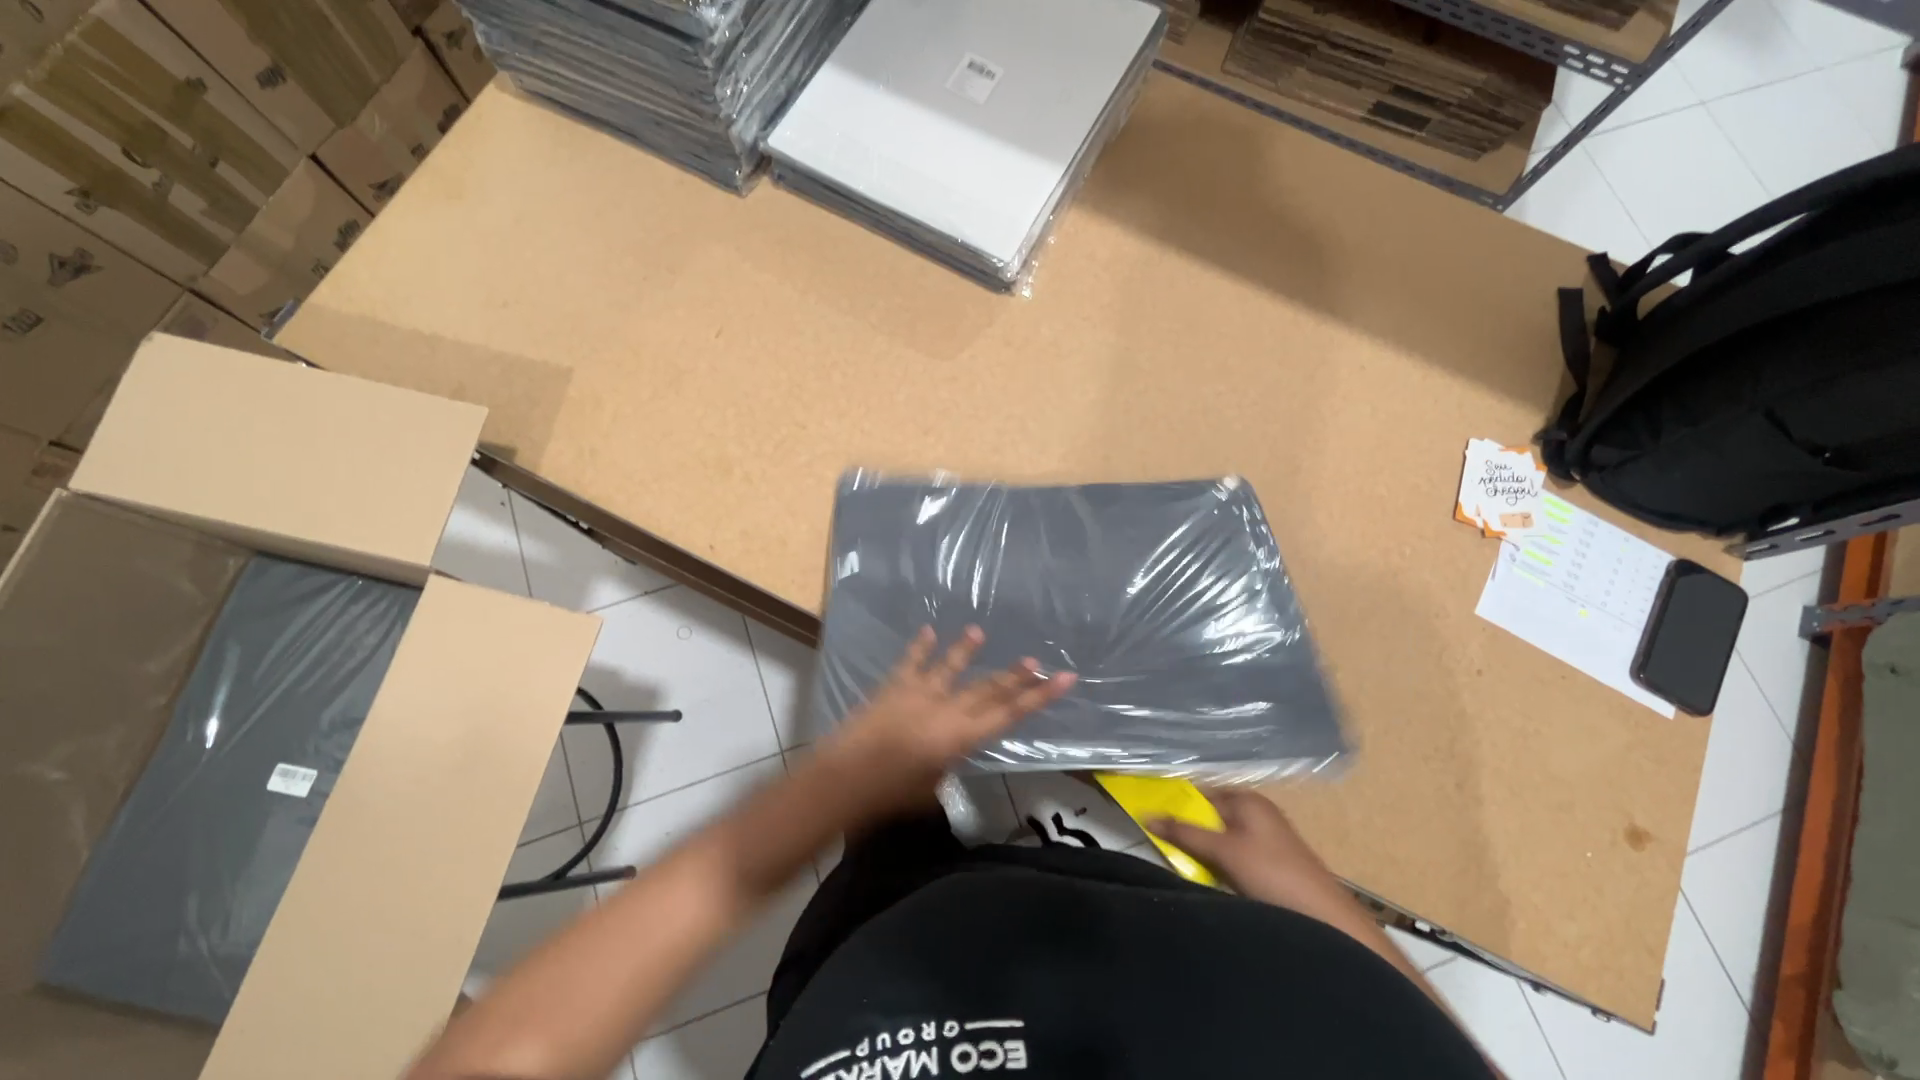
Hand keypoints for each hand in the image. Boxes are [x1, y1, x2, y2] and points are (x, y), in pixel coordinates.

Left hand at [820, 626, 1075, 818]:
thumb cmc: (890, 795)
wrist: (846, 777)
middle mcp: (947, 710)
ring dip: (965, 651)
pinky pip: (910, 664)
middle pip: (988, 689)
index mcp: (961, 738)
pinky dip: (919, 648)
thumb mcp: (929, 791)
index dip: (1039, 697)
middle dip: (1015, 676)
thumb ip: (942, 771)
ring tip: (978, 632)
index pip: (1009, 714)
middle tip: (1037, 661)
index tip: (1064, 678)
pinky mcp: (892, 688)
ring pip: (950, 669)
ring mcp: (919, 694)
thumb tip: (942, 761)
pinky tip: (927, 631)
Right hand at [1148, 790, 1345, 911]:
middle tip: (1158, 847)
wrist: (1325, 919)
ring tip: (1178, 866)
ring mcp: (1266, 841)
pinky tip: (1206, 881)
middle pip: (1210, 817)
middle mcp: (1258, 814)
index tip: (1148, 819)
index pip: (1201, 792)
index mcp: (1248, 800)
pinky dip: (1217, 866)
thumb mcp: (1223, 851)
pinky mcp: (1270, 866)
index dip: (1175, 804)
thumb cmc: (1272, 873)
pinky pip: (1232, 858)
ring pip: (1220, 841)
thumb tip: (1146, 815)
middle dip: (1186, 831)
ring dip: (1201, 852)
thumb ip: (1184, 833)